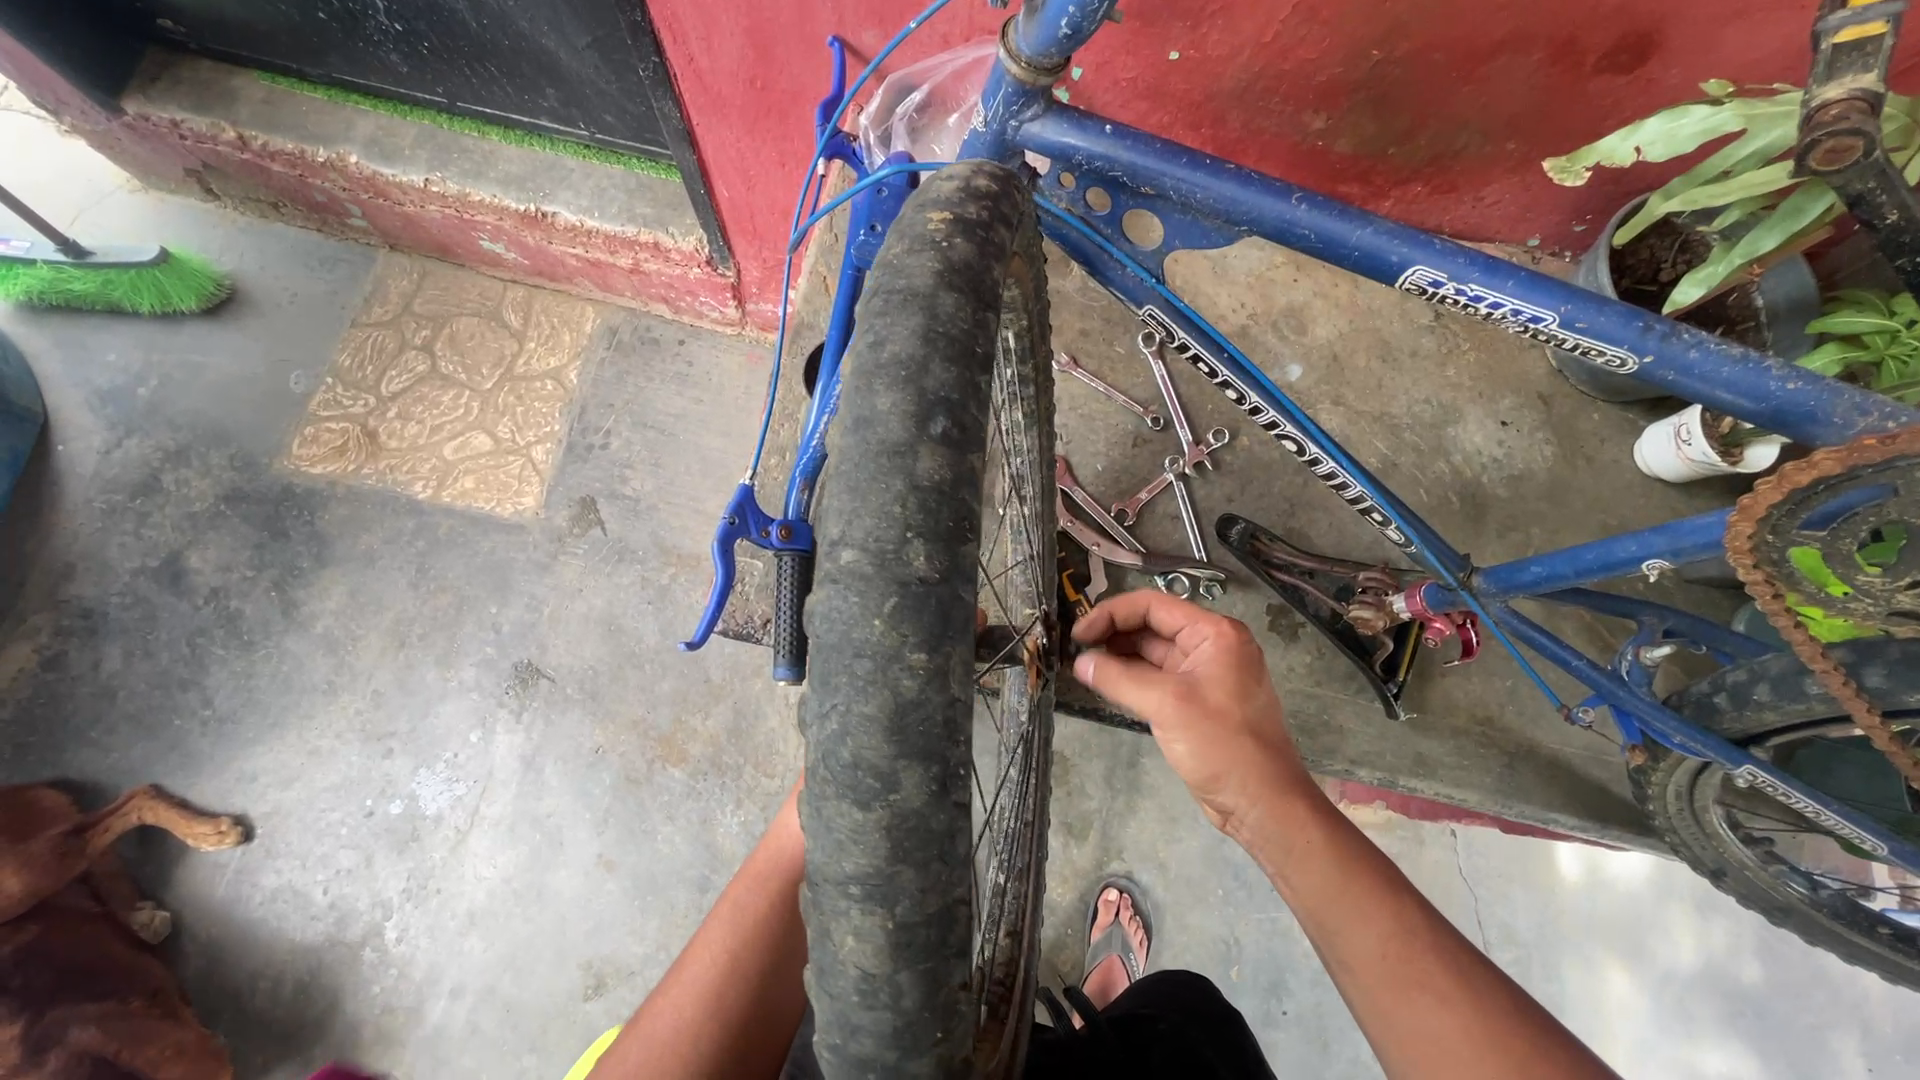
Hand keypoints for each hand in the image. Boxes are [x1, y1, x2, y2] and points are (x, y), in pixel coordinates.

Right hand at [1071, 589, 1315, 836]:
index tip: (1078, 633)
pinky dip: (1130, 678)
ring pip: (1152, 653)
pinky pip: (1157, 678)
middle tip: (1076, 649)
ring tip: (1084, 665)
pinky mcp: (1195, 701)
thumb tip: (1080, 662)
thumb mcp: (1167, 705)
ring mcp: (1204, 674)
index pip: (1153, 606)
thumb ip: (1119, 678)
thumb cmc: (1222, 745)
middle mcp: (1211, 646)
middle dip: (1113, 634)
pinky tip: (1105, 684)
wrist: (1261, 802)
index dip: (1111, 614)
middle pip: (1152, 626)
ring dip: (1119, 657)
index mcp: (1214, 634)